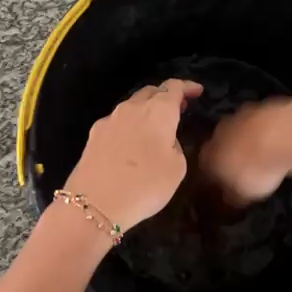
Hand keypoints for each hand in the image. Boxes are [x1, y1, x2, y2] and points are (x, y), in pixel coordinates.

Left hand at [63, 79, 203, 230]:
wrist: (94, 204)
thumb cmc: (144, 185)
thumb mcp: (177, 168)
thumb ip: (176, 146)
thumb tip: (164, 139)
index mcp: (158, 111)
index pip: (174, 87)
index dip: (187, 87)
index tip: (198, 91)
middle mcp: (132, 108)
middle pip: (151, 92)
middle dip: (166, 96)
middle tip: (179, 108)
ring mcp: (110, 120)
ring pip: (132, 105)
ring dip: (146, 110)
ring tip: (155, 127)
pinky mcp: (93, 135)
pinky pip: (117, 122)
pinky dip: (129, 125)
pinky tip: (131, 142)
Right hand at [201, 96, 291, 203]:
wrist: (283, 133)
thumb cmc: (257, 169)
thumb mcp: (243, 193)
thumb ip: (232, 195)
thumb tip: (228, 197)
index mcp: (210, 154)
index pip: (205, 166)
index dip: (214, 175)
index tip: (224, 182)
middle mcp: (220, 132)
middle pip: (221, 143)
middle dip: (230, 153)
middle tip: (244, 166)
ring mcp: (242, 115)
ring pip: (241, 128)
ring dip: (249, 138)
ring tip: (264, 153)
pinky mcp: (264, 105)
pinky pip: (261, 121)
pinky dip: (267, 129)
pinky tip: (278, 139)